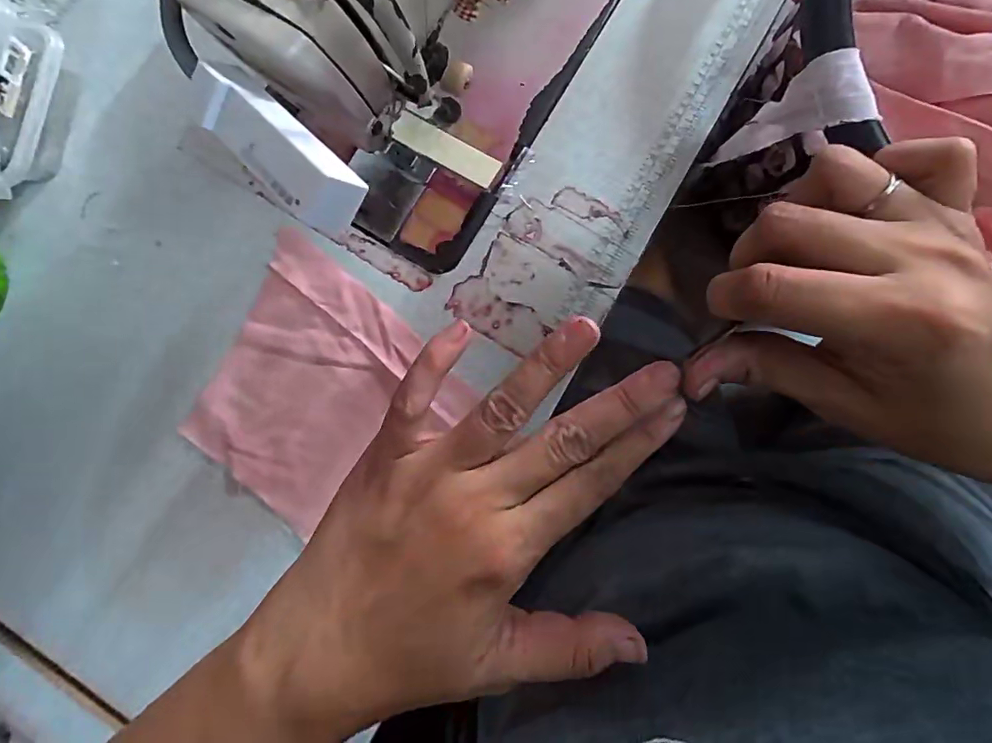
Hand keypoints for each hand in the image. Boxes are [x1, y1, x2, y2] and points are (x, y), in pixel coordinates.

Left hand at [230, 318, 686, 738]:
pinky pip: (411, 398)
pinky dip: (432, 362)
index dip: (634, 446)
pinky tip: (461, 329)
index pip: (587, 486)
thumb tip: (641, 642)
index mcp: (508, 548)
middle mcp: (476, 498)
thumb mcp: (496, 664)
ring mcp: (428, 468)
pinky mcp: (387, 452)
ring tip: (583, 327)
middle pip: (560, 442)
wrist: (320, 644)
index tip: (671, 409)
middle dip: (616, 404)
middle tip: (661, 368)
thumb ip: (571, 648)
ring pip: (498, 410)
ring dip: (543, 366)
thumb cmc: (411, 654)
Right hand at [685, 140, 991, 492]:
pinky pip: (927, 153)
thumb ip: (768, 369)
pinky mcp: (959, 210)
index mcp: (899, 319)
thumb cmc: (939, 421)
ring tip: (800, 243)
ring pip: (835, 169)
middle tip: (756, 287)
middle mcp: (922, 256)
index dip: (726, 296)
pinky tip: (861, 208)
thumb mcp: (847, 407)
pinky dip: (885, 167)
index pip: (772, 285)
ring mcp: (944, 224)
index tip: (721, 314)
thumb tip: (695, 368)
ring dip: (798, 202)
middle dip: (747, 254)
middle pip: (788, 220)